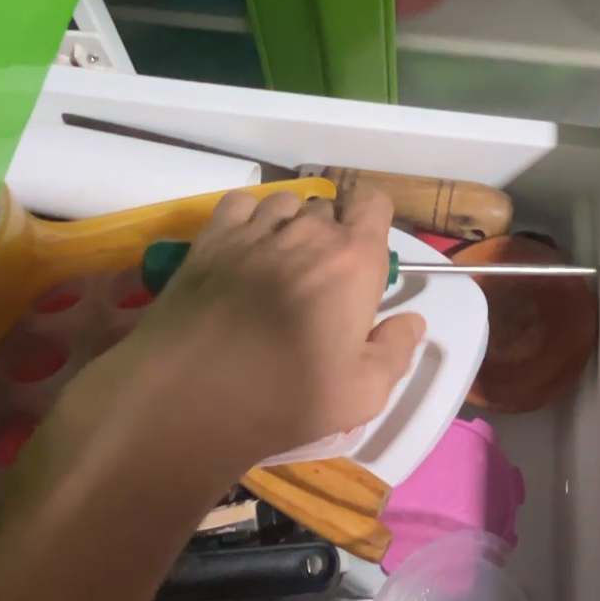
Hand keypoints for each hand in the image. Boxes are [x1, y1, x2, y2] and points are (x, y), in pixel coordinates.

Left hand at [104, 184, 425, 470]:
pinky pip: (240, 204)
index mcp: (354, 259)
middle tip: (317, 285)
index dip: (372, 223)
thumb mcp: (363, 393)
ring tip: (277, 265)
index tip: (363, 260)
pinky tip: (243, 251)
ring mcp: (257, 229)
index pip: (375, 202)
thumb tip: (412, 321)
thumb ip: (396, 350)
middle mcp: (309, 230)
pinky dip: (247, 218)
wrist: (187, 398)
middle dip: (330, 237)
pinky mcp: (212, 237)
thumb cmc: (285, 397)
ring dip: (289, 225)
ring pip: (286, 204)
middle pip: (329, 209)